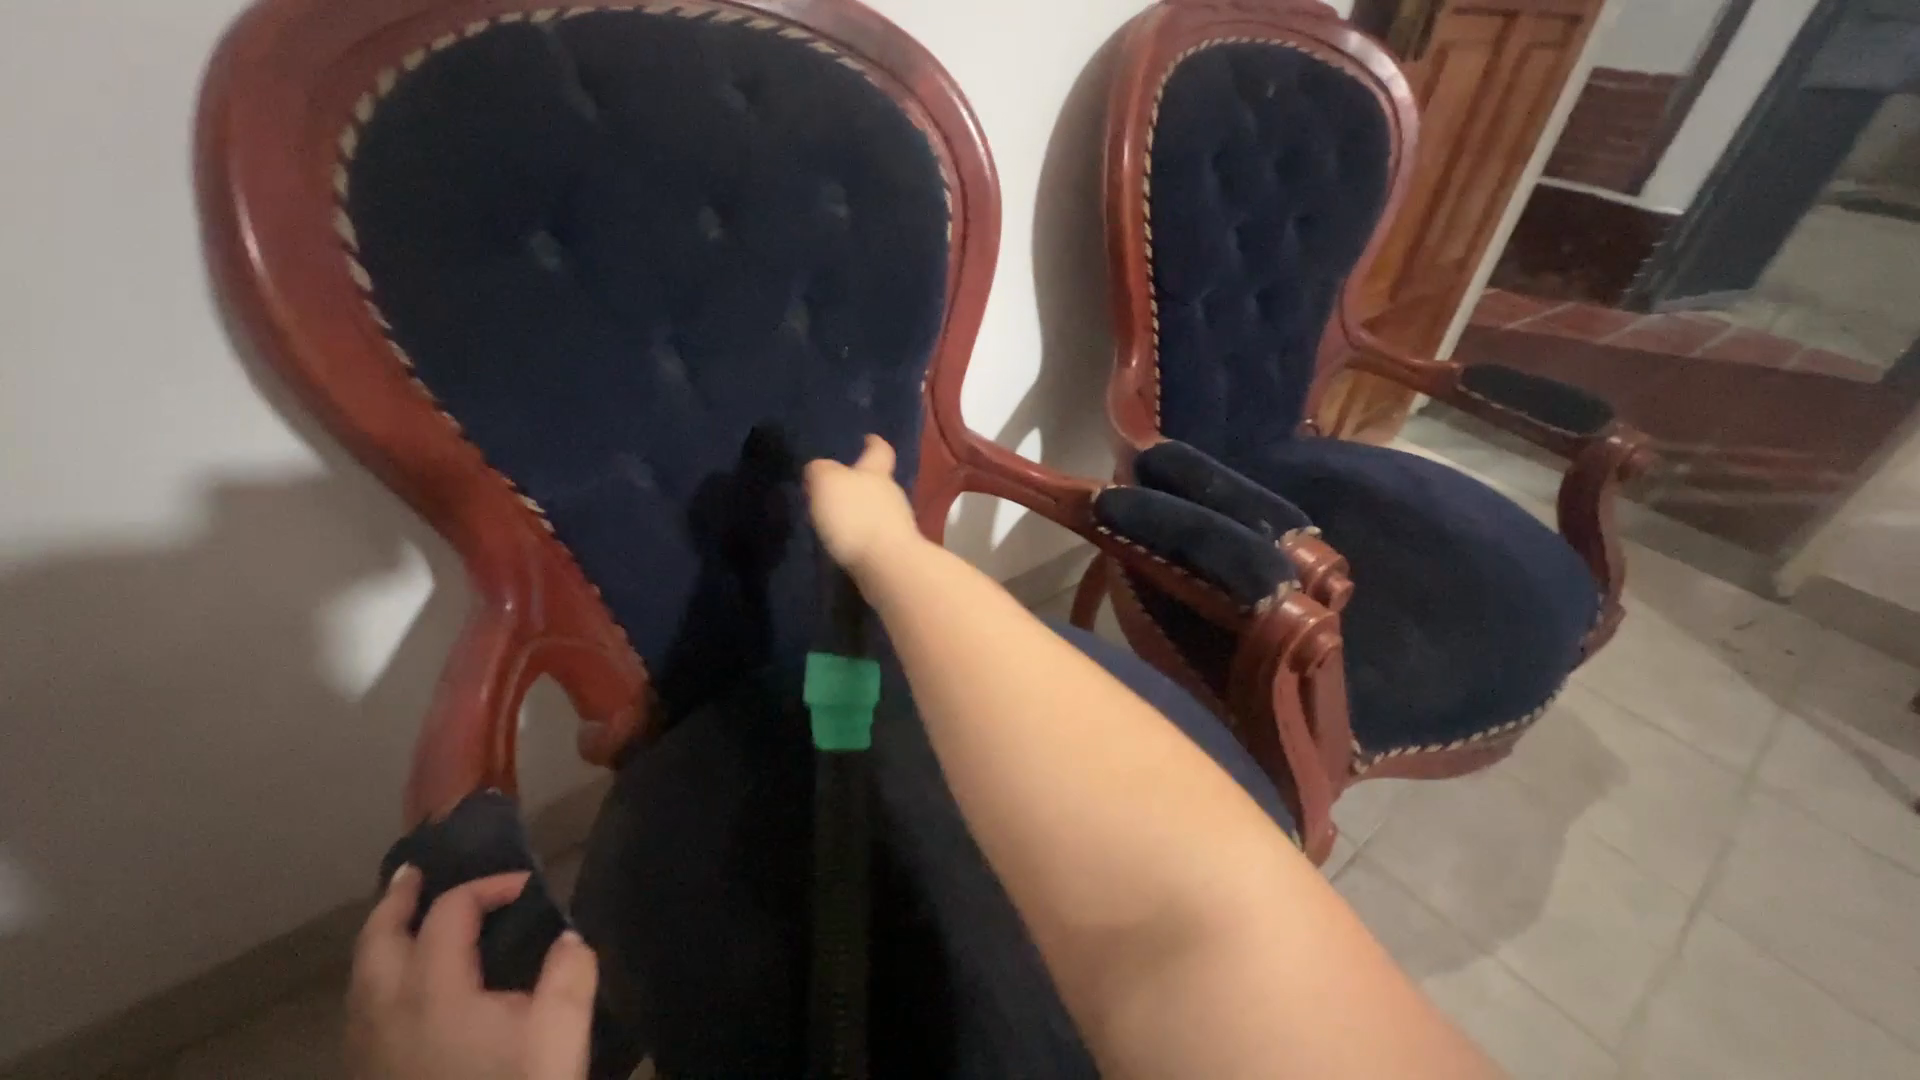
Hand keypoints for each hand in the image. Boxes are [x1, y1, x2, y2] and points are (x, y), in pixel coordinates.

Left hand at [347, 867, 597, 1079]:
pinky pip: (360, 1008)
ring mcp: (368, 1051)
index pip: (450, 914)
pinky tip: (400, 985)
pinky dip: (376, 975)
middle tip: (415, 872)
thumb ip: (569, 976)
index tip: (525, 886)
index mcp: (434, 993)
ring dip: (380, 938)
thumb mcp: (558, 1037)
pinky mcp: (368, 1078)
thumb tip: (568, 939)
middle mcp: (387, 1014)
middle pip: (378, 941)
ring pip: (359, 978)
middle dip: (397, 902)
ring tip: (403, 918)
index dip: (486, 888)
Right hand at [805, 435, 923, 576]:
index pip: (879, 450)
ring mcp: (897, 524)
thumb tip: (819, 470)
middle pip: (878, 482)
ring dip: (860, 512)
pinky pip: (875, 535)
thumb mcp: (827, 482)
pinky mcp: (894, 550)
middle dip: (861, 483)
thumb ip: (820, 470)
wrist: (887, 564)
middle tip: (838, 486)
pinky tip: (846, 543)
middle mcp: (892, 494)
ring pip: (877, 509)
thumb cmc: (856, 516)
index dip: (873, 443)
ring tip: (837, 517)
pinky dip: (861, 535)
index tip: (868, 438)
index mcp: (876, 472)